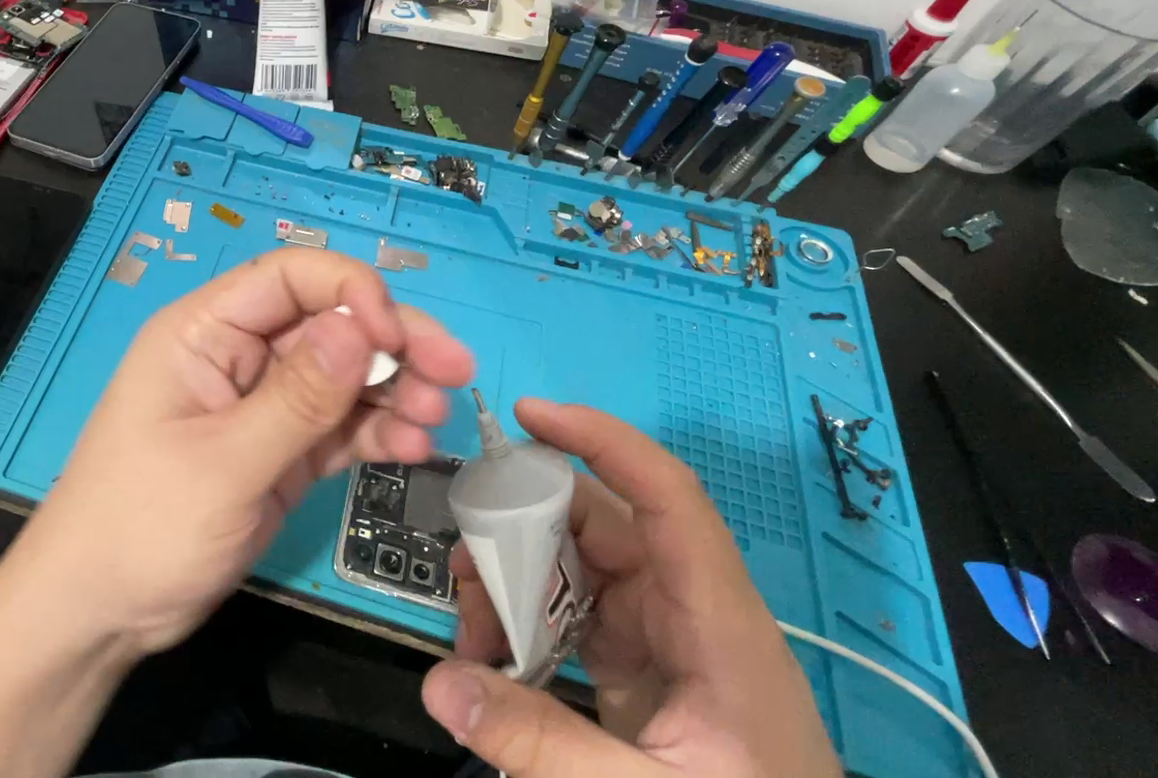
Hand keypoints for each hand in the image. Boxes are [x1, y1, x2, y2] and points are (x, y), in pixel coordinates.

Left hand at [8, 249, 474, 656]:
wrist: (103, 611)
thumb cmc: (143, 524)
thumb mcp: (224, 461)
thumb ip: (297, 397)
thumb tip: (361, 329)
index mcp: (204, 333)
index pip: (287, 279)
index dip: (350, 292)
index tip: (398, 335)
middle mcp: (237, 358)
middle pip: (327, 326)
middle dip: (392, 343)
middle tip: (455, 370)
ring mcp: (262, 407)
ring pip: (342, 377)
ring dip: (394, 391)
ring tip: (435, 421)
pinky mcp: (280, 452)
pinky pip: (338, 426)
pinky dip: (376, 432)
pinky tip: (411, 447)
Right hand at [422, 399, 839, 776]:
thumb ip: (539, 744)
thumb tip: (437, 683)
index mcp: (719, 623)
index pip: (668, 498)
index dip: (603, 441)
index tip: (530, 414)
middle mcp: (690, 612)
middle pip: (601, 528)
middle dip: (524, 530)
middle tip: (464, 559)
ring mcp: (664, 639)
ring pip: (576, 569)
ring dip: (516, 586)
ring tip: (472, 634)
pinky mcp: (641, 667)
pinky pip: (569, 615)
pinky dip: (525, 625)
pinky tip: (494, 661)